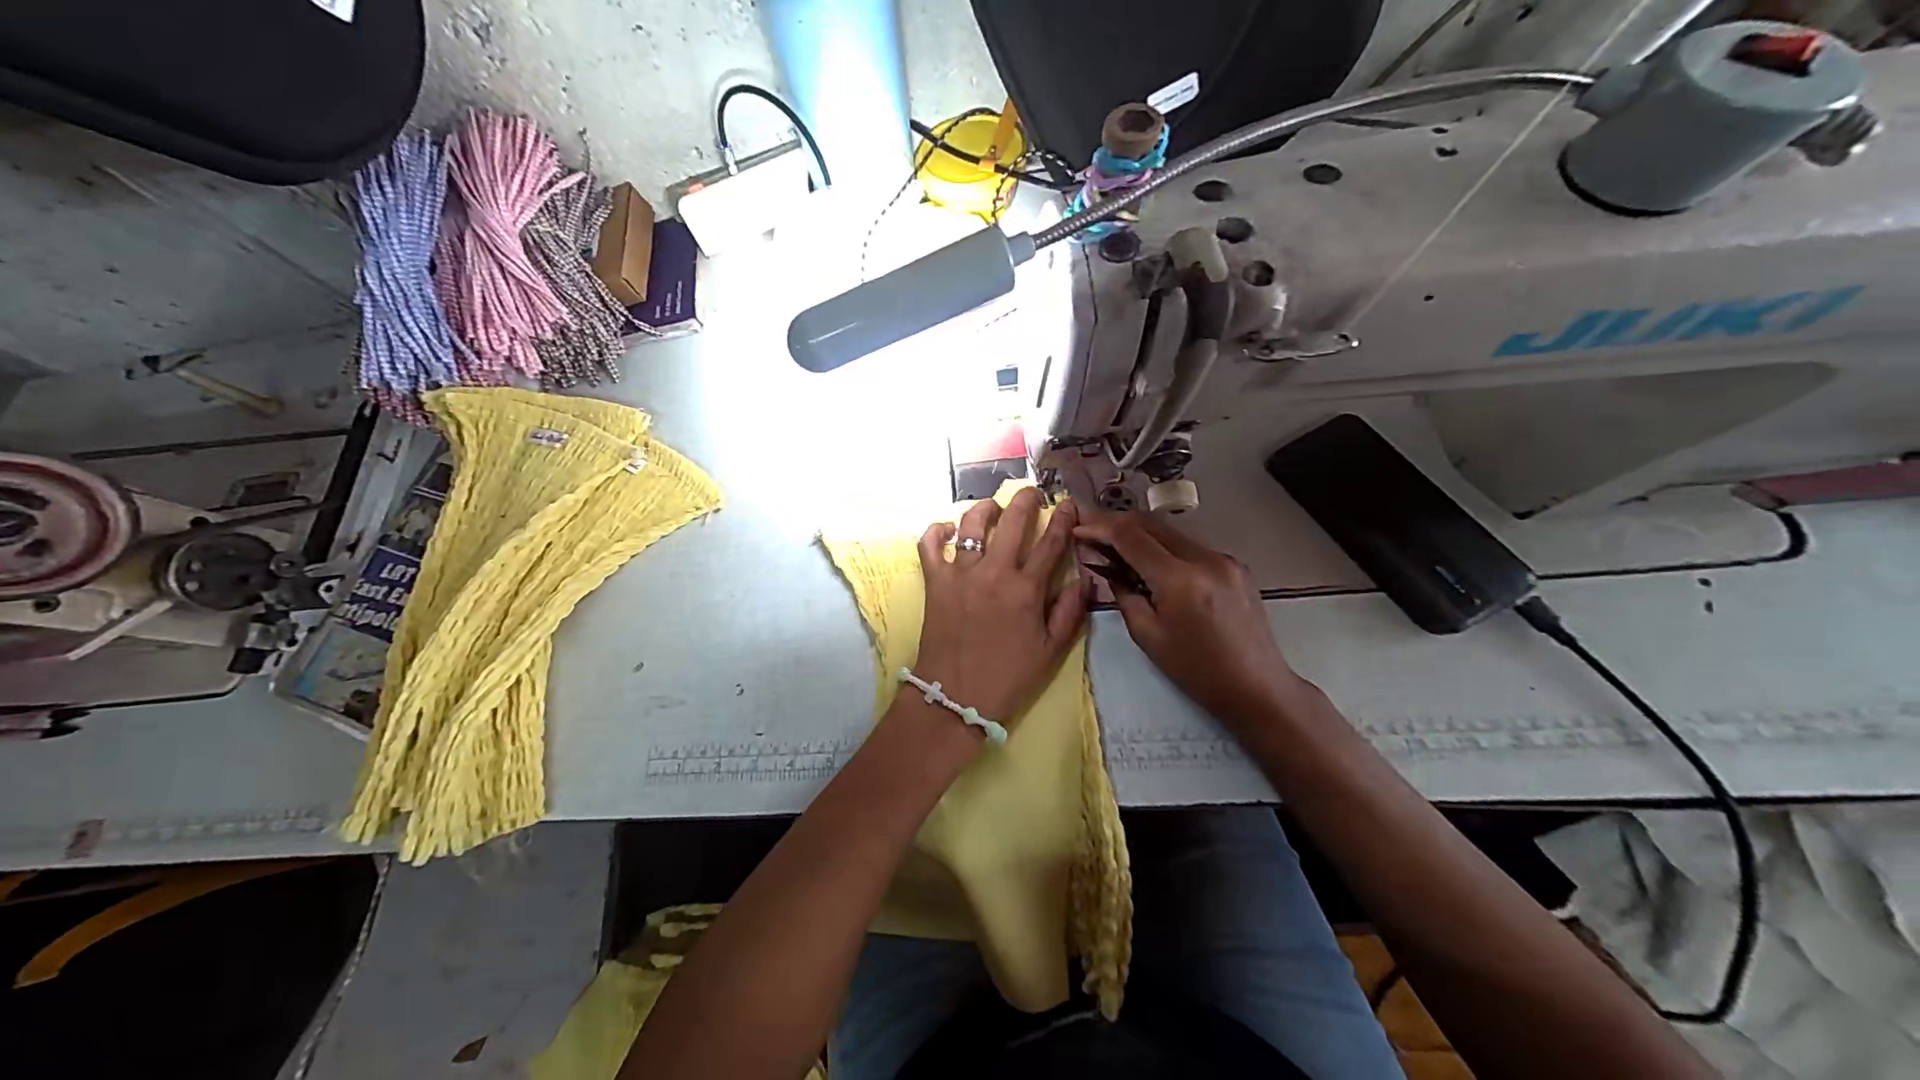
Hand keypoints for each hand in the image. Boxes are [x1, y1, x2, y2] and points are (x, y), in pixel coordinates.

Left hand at [911, 489, 1087, 727]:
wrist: (956, 697)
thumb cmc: (1008, 677)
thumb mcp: (1051, 651)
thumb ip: (1070, 612)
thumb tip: (1084, 580)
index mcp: (1027, 589)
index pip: (1051, 542)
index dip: (1063, 518)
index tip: (1069, 503)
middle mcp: (995, 572)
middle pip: (1013, 520)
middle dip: (1027, 499)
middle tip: (1033, 494)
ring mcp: (961, 574)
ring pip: (973, 524)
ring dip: (986, 508)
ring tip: (994, 508)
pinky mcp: (935, 582)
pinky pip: (930, 545)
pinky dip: (938, 531)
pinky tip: (949, 530)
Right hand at [1073, 508, 1306, 729]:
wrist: (1256, 686)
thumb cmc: (1196, 670)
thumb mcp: (1147, 635)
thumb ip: (1123, 593)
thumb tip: (1105, 566)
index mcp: (1180, 579)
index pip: (1131, 536)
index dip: (1100, 527)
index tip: (1078, 528)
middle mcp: (1205, 558)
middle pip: (1151, 523)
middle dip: (1117, 523)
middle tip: (1091, 532)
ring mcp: (1224, 558)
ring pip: (1171, 532)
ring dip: (1140, 534)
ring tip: (1116, 549)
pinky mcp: (1234, 565)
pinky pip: (1189, 546)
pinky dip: (1163, 547)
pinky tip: (1151, 563)